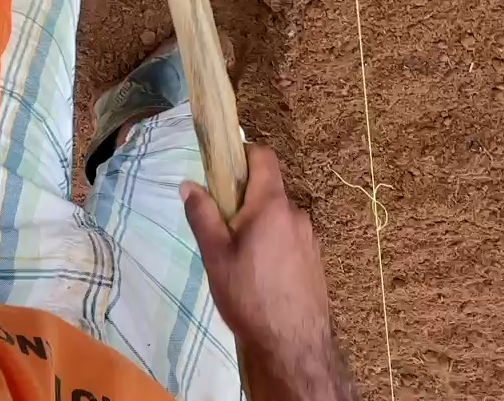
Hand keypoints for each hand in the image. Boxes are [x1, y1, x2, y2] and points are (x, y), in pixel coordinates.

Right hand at [183, 145, 355, 400]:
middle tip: (224, 225)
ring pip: (279, 217)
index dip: (243, 154)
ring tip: (241, 257)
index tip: (224, 170)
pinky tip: (261, 275)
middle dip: (245, 199)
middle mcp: (295, 214)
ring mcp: (310, 239)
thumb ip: (201, 214)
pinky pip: (290, 238)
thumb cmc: (249, 294)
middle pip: (268, 189)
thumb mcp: (215, 254)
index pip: (264, 156)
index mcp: (271, 204)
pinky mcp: (316, 262)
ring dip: (260, 224)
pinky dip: (275, 244)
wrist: (294, 349)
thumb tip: (188, 185)